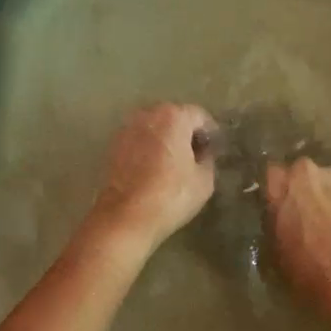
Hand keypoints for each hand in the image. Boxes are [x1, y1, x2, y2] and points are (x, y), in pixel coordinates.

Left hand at [92, 104, 218, 253]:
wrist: (125, 216)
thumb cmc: (171, 195)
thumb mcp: (204, 180)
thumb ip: (208, 158)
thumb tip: (203, 153)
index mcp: (173, 117)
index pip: (200, 116)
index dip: (211, 132)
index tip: (216, 149)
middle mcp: (149, 114)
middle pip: (175, 116)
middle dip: (187, 132)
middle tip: (197, 154)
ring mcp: (128, 128)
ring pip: (155, 127)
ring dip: (167, 138)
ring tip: (175, 161)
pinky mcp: (114, 144)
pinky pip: (140, 139)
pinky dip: (150, 147)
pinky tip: (155, 167)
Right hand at [264, 157, 330, 309]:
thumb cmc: (304, 260)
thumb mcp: (274, 242)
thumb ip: (274, 215)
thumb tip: (279, 211)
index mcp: (283, 182)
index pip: (272, 173)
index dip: (276, 189)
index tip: (277, 202)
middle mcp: (309, 171)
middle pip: (301, 172)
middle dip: (301, 187)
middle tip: (302, 211)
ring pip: (325, 181)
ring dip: (323, 193)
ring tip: (327, 218)